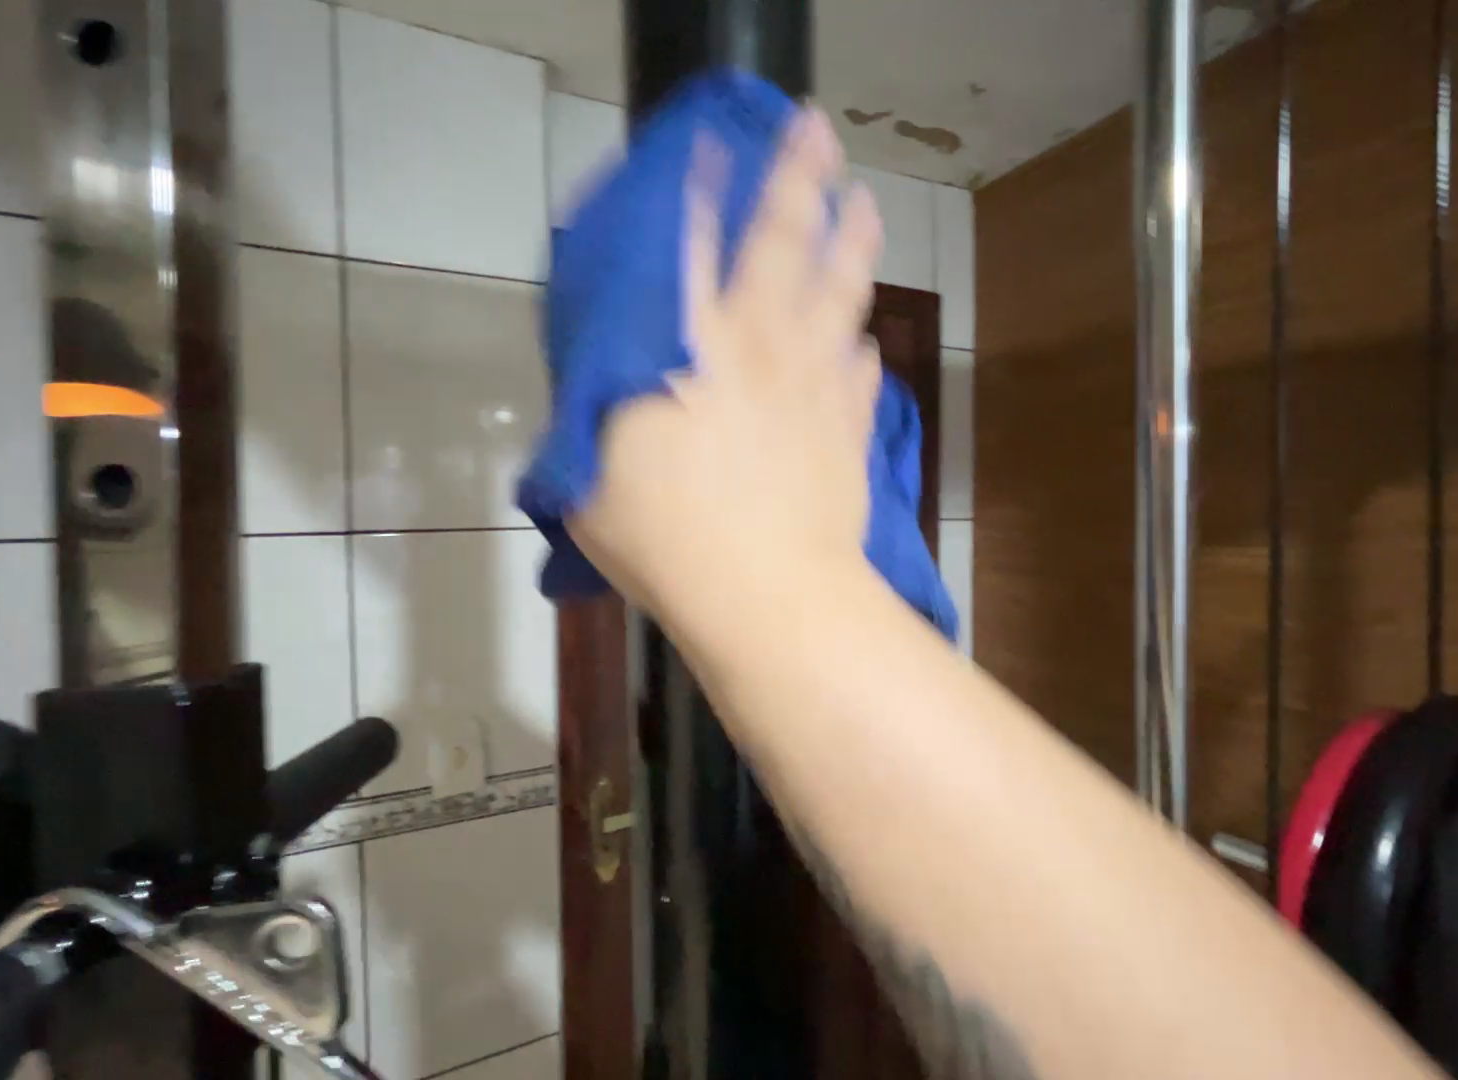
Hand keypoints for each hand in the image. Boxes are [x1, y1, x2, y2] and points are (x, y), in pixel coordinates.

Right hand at [569, 106, 885, 626]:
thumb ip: (600, 417)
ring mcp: (813, 384)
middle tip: (816, 133)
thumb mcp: (593, 479)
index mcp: (686, 349)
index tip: (719, 148)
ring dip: (852, 244)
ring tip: (864, 205)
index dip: (705, 190)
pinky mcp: (850, 426)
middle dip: (798, 179)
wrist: (768, 592)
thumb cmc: (664, 540)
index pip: (691, 247)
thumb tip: (606, 386)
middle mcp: (756, 346)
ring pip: (838, 295)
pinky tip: (862, 339)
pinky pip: (860, 371)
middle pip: (782, 245)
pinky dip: (860, 349)